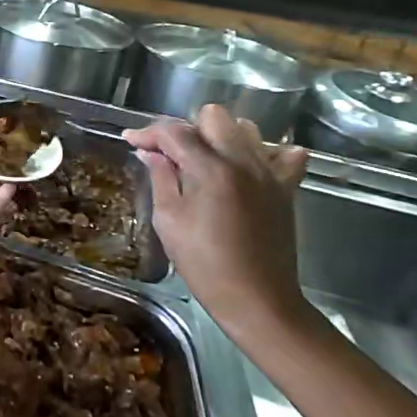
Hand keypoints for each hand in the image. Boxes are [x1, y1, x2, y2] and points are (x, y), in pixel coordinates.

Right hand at [124, 105, 310, 335]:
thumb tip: (150, 152)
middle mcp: (243, 161)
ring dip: (221, 137)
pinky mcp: (286, 187)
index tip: (130, 141)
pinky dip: (265, 153)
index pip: (174, 132)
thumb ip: (160, 177)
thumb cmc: (204, 264)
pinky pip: (284, 154)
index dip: (147, 133)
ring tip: (205, 161)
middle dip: (186, 129)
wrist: (258, 300)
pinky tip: (248, 167)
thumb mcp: (168, 221)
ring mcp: (269, 172)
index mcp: (210, 169)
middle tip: (171, 154)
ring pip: (245, 128)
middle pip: (213, 116)